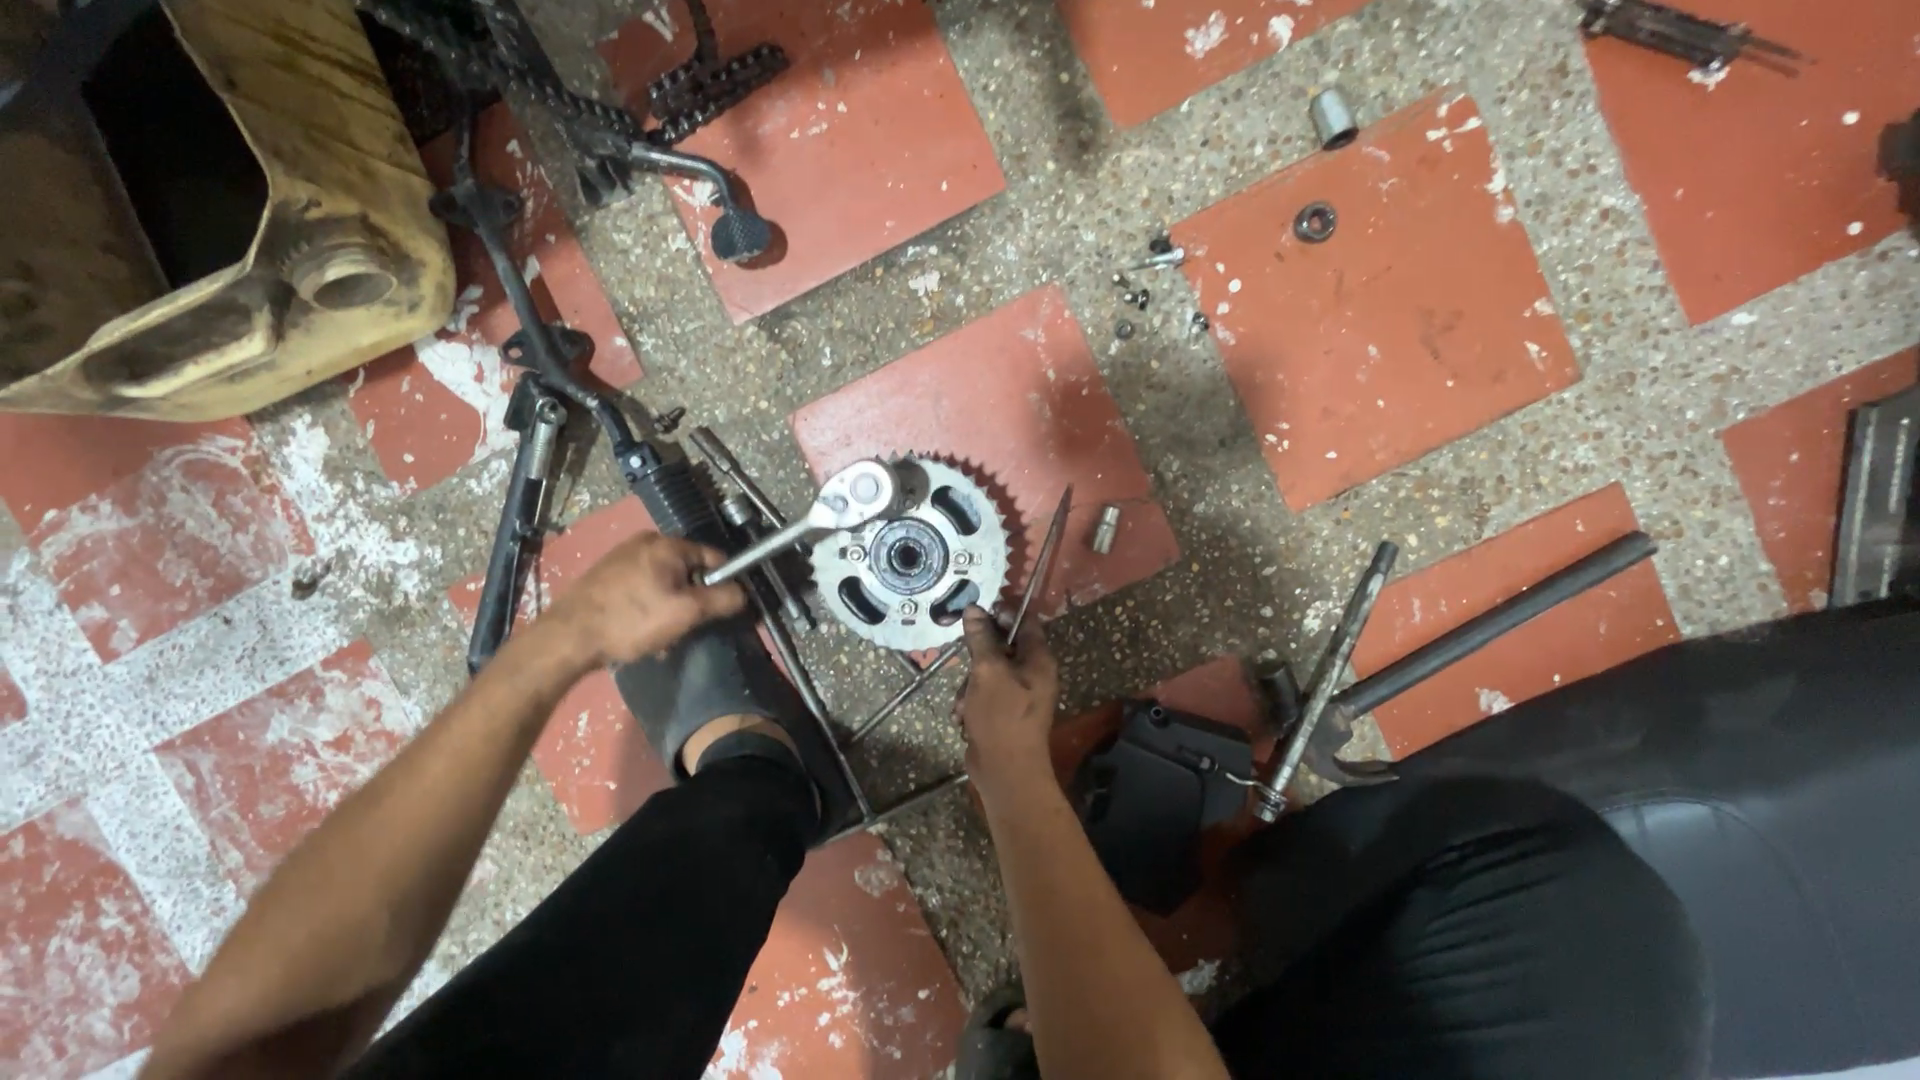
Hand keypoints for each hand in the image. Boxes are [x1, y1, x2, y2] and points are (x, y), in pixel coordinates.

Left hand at [543, 533, 745, 666]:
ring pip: (664, 583)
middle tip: (687, 628)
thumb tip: (744, 592)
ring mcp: (622, 557)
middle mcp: (645, 542)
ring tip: (661, 637)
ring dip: (670, 608)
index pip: (714, 557)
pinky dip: (649, 608)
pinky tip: (641, 632)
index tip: (722, 609)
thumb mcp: (686, 613)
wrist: (568, 637)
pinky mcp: (606, 575)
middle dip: (693, 601)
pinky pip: (642, 588)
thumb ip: (722, 599)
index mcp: (667, 544)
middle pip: (688, 571)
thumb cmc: (632, 620)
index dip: (724, 583)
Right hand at [957, 606, 1059, 797]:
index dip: (1001, 612)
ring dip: (969, 684)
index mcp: (1038, 659)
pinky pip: (982, 695)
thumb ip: (981, 639)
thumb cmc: (1002, 716)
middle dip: (977, 656)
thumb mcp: (988, 671)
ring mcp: (1018, 695)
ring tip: (964, 703)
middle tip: (963, 662)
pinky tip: (962, 717)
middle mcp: (1032, 674)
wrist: (1006, 771)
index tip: (975, 610)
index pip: (1024, 622)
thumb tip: (973, 609)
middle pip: (1001, 647)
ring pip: (986, 672)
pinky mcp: (1002, 713)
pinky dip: (969, 703)